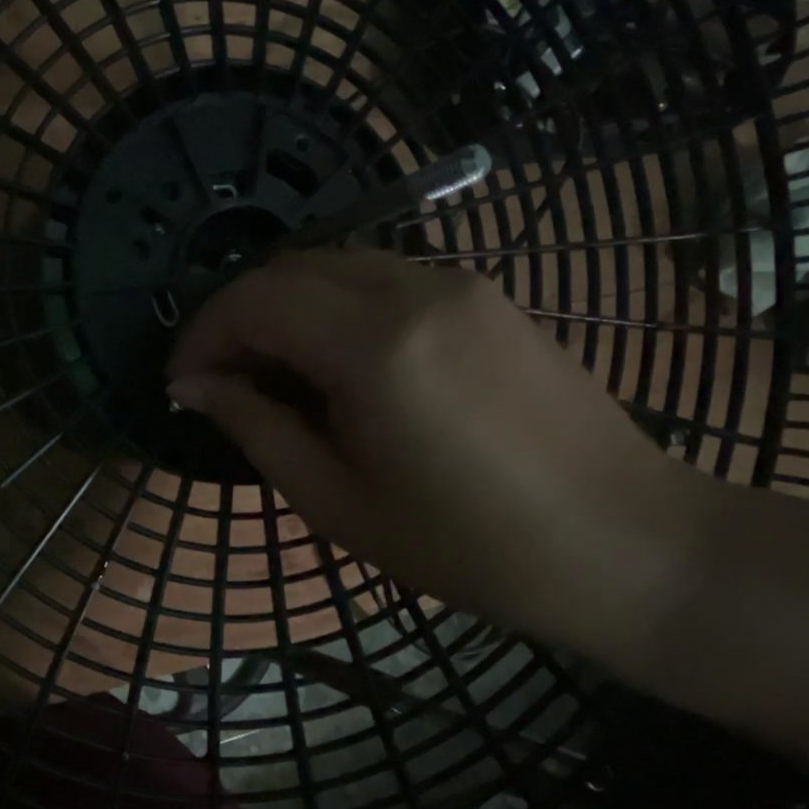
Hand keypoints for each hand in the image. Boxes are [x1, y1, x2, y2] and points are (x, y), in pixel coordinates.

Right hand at [164, 248, 711, 656]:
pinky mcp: (487, 295)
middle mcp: (414, 288)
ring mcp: (459, 283)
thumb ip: (254, 428)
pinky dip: (333, 307)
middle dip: (237, 317)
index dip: (201, 336)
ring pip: (335, 264)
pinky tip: (335, 365)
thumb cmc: (467, 543)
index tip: (181, 387)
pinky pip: (382, 278)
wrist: (627, 544)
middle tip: (218, 383)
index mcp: (374, 344)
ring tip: (272, 376)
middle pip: (290, 267)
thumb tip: (193, 388)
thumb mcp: (334, 500)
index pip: (253, 300)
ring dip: (284, 308)